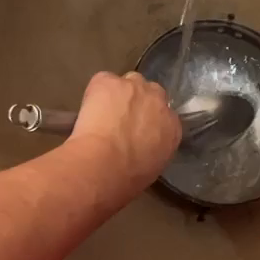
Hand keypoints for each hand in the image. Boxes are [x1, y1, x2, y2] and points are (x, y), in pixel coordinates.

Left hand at [66, 71, 181, 188]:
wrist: (104, 164)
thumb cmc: (128, 178)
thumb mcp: (152, 168)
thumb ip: (152, 149)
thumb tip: (140, 148)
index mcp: (172, 127)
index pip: (165, 115)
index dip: (149, 120)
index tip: (137, 128)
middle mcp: (158, 101)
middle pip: (151, 92)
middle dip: (138, 101)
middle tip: (121, 118)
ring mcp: (133, 87)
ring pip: (127, 83)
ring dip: (118, 94)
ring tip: (102, 113)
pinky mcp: (108, 81)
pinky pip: (102, 81)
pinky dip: (94, 93)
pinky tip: (87, 111)